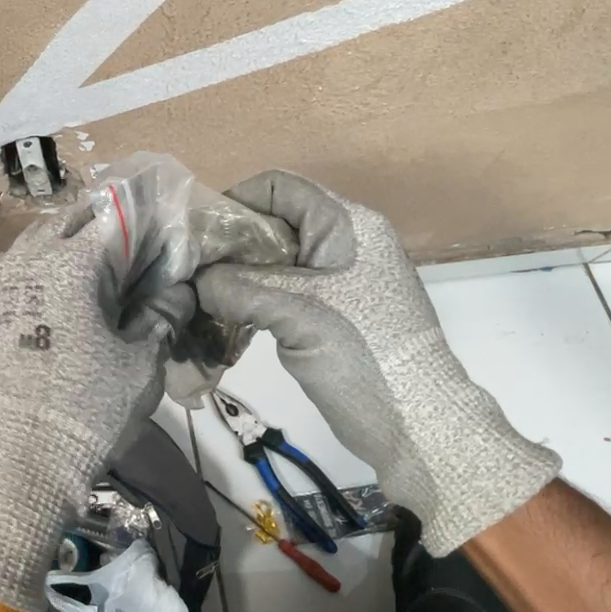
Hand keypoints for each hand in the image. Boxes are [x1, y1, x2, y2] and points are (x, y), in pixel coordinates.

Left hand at [0, 203, 186, 611]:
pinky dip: (36, 263)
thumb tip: (178, 290)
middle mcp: (30, 259)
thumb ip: (161, 315)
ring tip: (94, 260)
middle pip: (70, 220)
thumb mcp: (141, 363)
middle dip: (101, 221)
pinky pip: (13, 266)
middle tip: (130, 238)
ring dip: (65, 239)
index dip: (142, 215)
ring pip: (36, 239)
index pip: (114, 218)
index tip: (161, 219)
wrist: (17, 456)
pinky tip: (54, 285)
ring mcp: (0, 281)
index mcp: (72, 263)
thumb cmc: (87, 408)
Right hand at [194, 171, 558, 554]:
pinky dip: (255, 297)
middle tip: (196, 273)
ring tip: (207, 299)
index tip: (199, 238)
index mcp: (347, 224)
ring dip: (239, 274)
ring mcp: (343, 275)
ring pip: (275, 257)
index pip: (278, 186)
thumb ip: (236, 286)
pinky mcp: (336, 307)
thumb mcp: (295, 313)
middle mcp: (345, 239)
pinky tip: (231, 320)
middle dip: (230, 244)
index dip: (234, 202)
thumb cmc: (363, 354)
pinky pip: (284, 286)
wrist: (418, 425)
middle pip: (273, 221)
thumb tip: (192, 279)